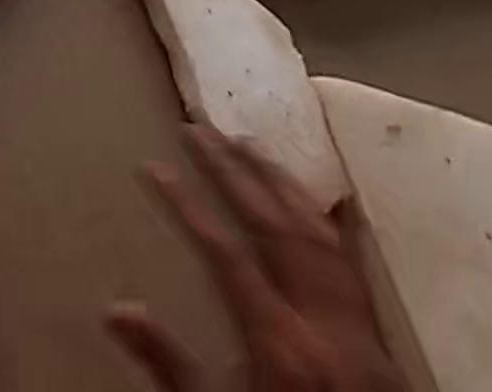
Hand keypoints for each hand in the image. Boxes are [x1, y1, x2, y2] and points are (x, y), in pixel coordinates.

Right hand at [107, 125, 407, 391]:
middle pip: (277, 232)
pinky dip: (334, 226)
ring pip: (321, 240)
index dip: (188, 206)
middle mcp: (325, 325)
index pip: (227, 255)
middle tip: (200, 130)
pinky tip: (320, 196)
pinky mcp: (378, 337)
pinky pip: (353, 266)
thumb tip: (113, 309)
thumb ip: (168, 360)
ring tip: (249, 143)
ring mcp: (359, 329)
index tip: (154, 166)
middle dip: (235, 175)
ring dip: (281, 185)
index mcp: (281, 340)